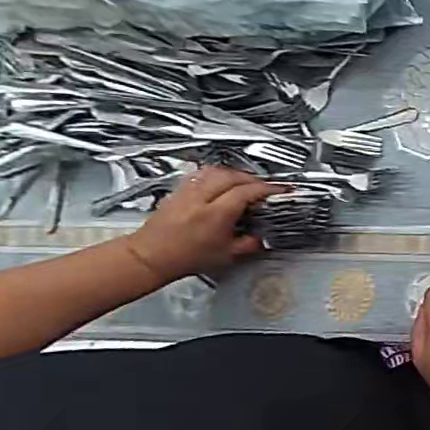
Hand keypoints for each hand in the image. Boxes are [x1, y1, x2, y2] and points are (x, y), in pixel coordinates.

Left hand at [122, 167, 281, 281]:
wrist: (149, 258)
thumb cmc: (182, 258)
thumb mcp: (227, 255)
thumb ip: (251, 243)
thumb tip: (263, 236)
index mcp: (216, 214)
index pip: (247, 191)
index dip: (268, 189)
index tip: (280, 190)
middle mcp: (200, 199)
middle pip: (232, 176)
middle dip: (254, 179)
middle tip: (265, 187)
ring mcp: (186, 193)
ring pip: (215, 171)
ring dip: (235, 174)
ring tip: (245, 182)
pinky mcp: (177, 193)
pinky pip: (200, 175)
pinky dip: (216, 175)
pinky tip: (220, 182)